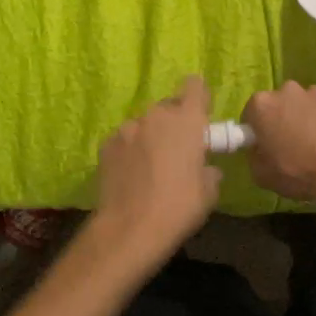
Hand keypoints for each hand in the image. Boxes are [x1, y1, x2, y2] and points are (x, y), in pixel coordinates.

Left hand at [92, 76, 220, 261]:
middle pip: (168, 107)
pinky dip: (129, 152)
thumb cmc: (179, 208)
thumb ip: (208, 169)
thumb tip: (204, 168)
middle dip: (174, 123)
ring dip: (149, 138)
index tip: (200, 117)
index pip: (195, 86)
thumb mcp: (209, 192)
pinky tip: (130, 176)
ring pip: (144, 125)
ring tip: (149, 168)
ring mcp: (127, 128)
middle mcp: (156, 116)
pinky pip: (124, 141)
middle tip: (176, 151)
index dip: (198, 98)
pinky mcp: (106, 144)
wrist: (129, 229)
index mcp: (187, 120)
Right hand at [242, 82, 315, 204]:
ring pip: (298, 103)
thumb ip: (253, 154)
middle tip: (285, 142)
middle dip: (277, 119)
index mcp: (260, 105)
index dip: (255, 131)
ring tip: (309, 140)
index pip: (249, 114)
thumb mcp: (261, 174)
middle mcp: (284, 90)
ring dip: (299, 116)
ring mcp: (311, 91)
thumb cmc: (296, 172)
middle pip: (275, 104)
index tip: (263, 144)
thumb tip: (259, 148)